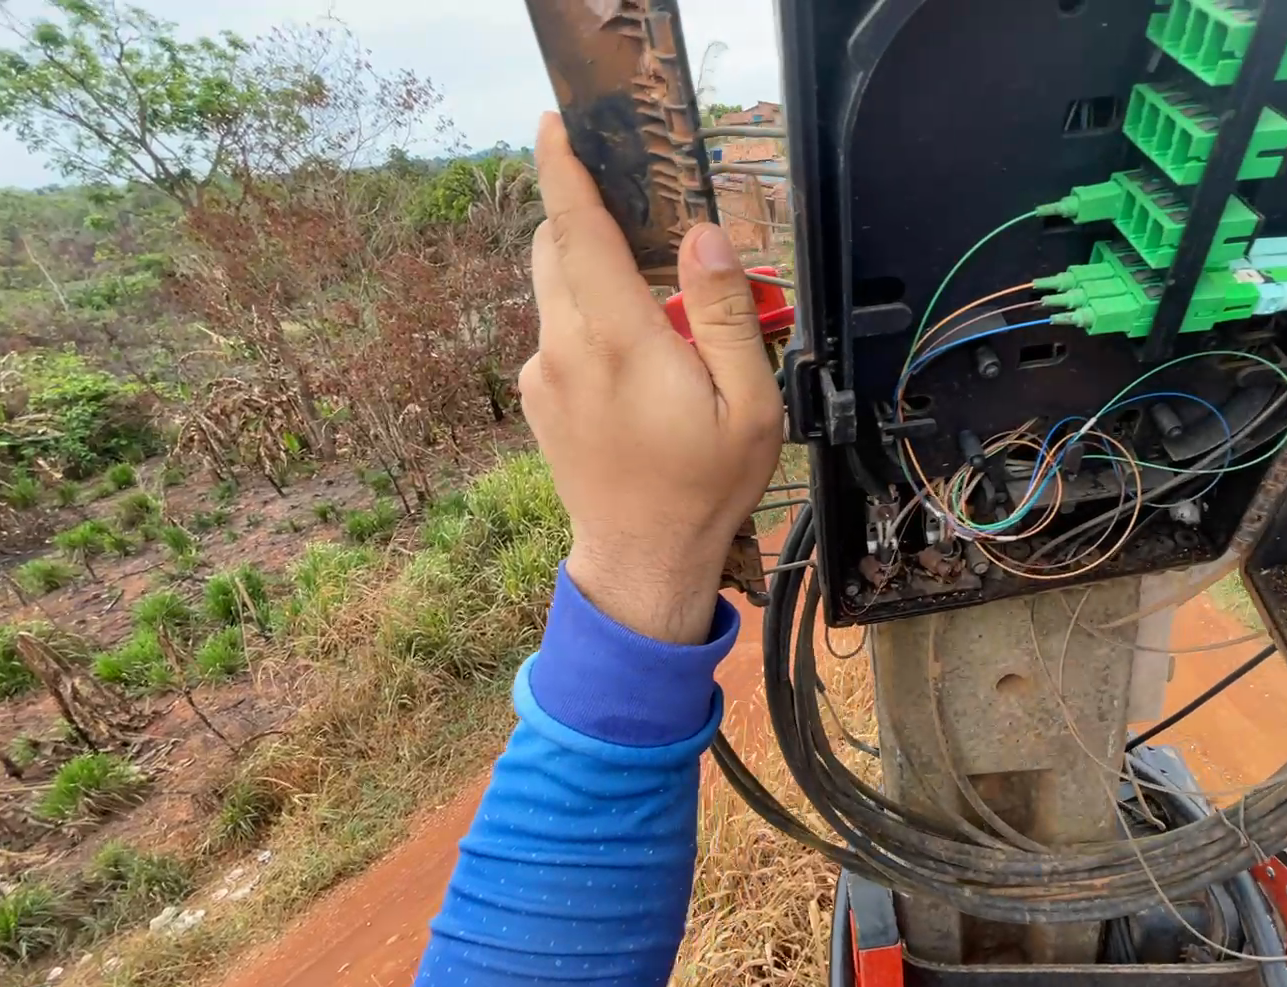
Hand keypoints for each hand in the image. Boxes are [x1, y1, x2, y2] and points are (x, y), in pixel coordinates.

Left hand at [520, 113, 783, 644]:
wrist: (643, 560)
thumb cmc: (705, 488)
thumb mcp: (748, 406)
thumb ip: (724, 315)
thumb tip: (705, 237)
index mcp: (621, 343)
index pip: (579, 231)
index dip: (564, 170)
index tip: (556, 126)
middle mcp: (566, 349)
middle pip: (556, 250)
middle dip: (586, 223)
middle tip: (643, 238)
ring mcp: (542, 376)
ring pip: (554, 292)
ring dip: (594, 280)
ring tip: (654, 326)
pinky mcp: (537, 399)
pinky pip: (556, 335)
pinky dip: (588, 323)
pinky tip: (633, 371)